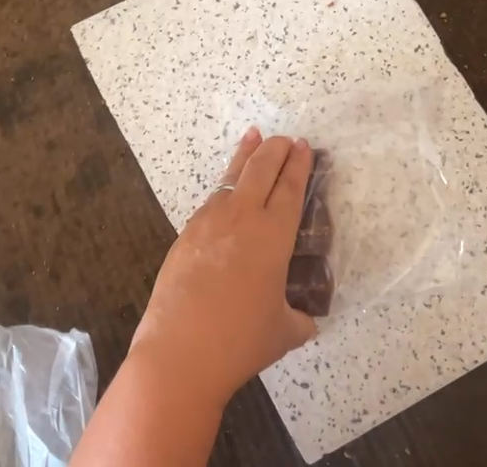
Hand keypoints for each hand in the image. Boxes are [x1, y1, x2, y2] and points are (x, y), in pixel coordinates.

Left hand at [128, 129, 318, 407]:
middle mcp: (243, 218)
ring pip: (232, 176)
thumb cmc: (240, 341)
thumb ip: (298, 320)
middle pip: (261, 169)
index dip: (299, 164)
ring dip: (246, 155)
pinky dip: (225, 186)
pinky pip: (212, 200)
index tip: (305, 146)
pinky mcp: (186, 233)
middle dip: (276, 149)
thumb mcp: (282, 332)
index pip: (291, 188)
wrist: (180, 351)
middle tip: (285, 139)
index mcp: (274, 236)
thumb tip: (306, 321)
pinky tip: (227, 190)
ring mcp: (210, 222)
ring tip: (253, 136)